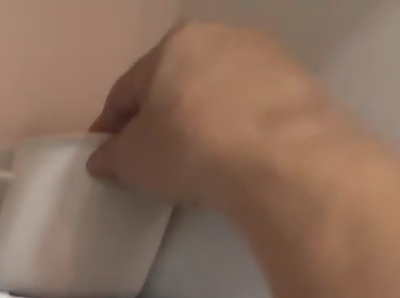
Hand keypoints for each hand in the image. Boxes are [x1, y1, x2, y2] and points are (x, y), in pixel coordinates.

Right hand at [87, 22, 357, 208]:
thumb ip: (108, 155)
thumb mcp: (127, 161)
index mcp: (171, 46)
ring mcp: (262, 52)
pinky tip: (223, 155)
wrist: (279, 155)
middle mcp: (218, 35)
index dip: (108, 130)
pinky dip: (227, 125)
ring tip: (189, 160)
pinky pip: (242, 103)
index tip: (107, 159)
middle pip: (169, 86)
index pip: (123, 93)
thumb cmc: (187, 147)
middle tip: (146, 160)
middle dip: (154, 121)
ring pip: (208, 93)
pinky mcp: (293, 75)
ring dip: (191, 121)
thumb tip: (106, 156)